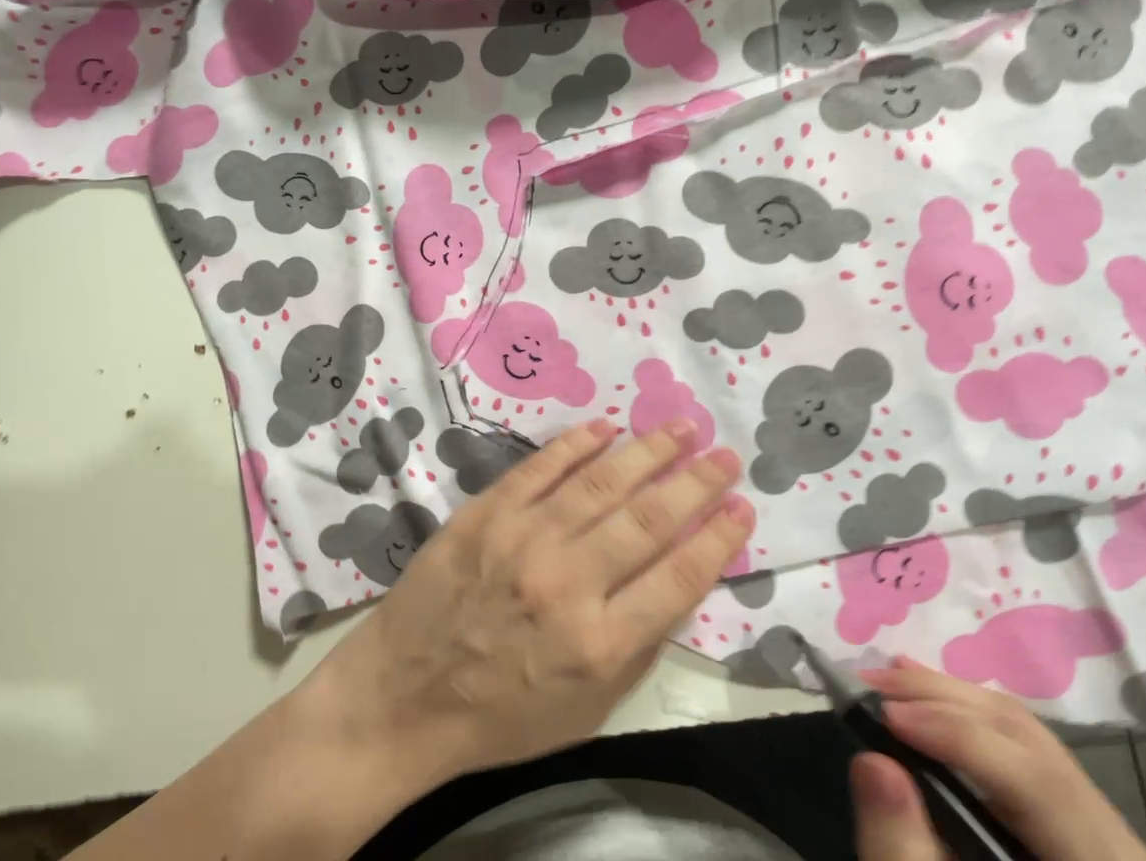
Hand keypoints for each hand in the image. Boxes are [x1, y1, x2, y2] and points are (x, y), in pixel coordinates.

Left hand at [302, 417, 752, 786]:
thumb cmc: (501, 717)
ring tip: (681, 428)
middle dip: (696, 481)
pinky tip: (606, 429)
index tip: (742, 507)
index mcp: (601, 641)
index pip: (681, 575)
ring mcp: (522, 541)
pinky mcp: (483, 516)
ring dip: (648, 451)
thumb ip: (638, 646)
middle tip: (724, 454)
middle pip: (649, 519)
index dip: (719, 537)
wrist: (403, 697)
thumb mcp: (589, 709)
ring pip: (601, 483)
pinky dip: (576, 446)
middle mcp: (568, 583)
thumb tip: (677, 582)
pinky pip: (540, 470)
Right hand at [850, 659, 1145, 860]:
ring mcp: (1102, 831)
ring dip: (948, 701)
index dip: (960, 737)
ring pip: (1029, 739)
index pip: (1038, 781)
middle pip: (1033, 745)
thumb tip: (871, 760)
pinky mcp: (1073, 824)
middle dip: (944, 703)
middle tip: (868, 684)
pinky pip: (1025, 753)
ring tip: (881, 680)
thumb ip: (904, 848)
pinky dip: (965, 720)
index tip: (882, 712)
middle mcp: (1118, 844)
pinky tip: (921, 699)